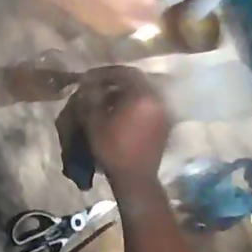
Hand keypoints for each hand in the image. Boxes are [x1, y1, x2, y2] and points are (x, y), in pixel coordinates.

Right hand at [66, 66, 169, 184]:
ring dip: (124, 91)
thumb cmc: (113, 149)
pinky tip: (118, 111)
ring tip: (106, 99)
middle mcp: (156, 99)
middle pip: (135, 80)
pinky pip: (147, 104)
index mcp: (142, 95)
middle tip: (97, 85)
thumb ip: (91, 97)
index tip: (89, 77)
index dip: (104, 72)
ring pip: (142, 92)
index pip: (124, 72)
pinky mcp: (164, 122)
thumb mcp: (94, 121)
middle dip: (115, 80)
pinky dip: (133, 102)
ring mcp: (163, 111)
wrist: (136, 178)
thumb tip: (88, 82)